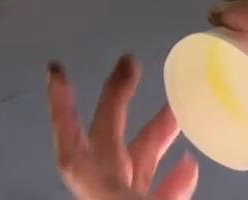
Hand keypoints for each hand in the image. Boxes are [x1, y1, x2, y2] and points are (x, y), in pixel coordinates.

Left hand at [46, 53, 199, 199]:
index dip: (61, 108)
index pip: (71, 145)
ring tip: (176, 108)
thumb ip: (162, 183)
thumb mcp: (125, 198)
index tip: (56, 71)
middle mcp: (105, 190)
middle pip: (107, 136)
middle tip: (130, 61)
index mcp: (96, 187)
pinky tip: (191, 163)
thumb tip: (189, 160)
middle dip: (117, 97)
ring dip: (155, 133)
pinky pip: (156, 191)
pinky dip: (173, 178)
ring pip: (136, 160)